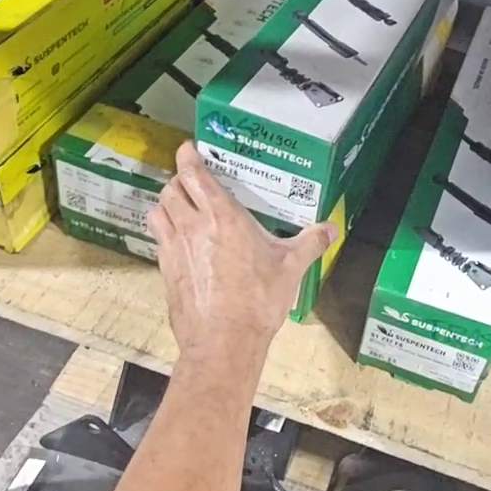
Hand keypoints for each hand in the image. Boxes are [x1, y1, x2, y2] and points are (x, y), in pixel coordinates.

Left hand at [147, 143, 336, 370]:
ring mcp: (174, 249)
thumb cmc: (257, 300)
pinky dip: (165, 231)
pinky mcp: (166, 271)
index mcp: (222, 216)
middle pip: (172, 189)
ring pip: (158, 212)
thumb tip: (332, 229)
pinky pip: (158, 240)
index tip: (189, 149)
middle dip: (179, 180)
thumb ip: (311, 243)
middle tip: (192, 182)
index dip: (188, 157)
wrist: (223, 341)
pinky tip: (182, 242)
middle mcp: (192, 226)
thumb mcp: (291, 268)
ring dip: (167, 204)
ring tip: (182, 207)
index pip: (195, 174)